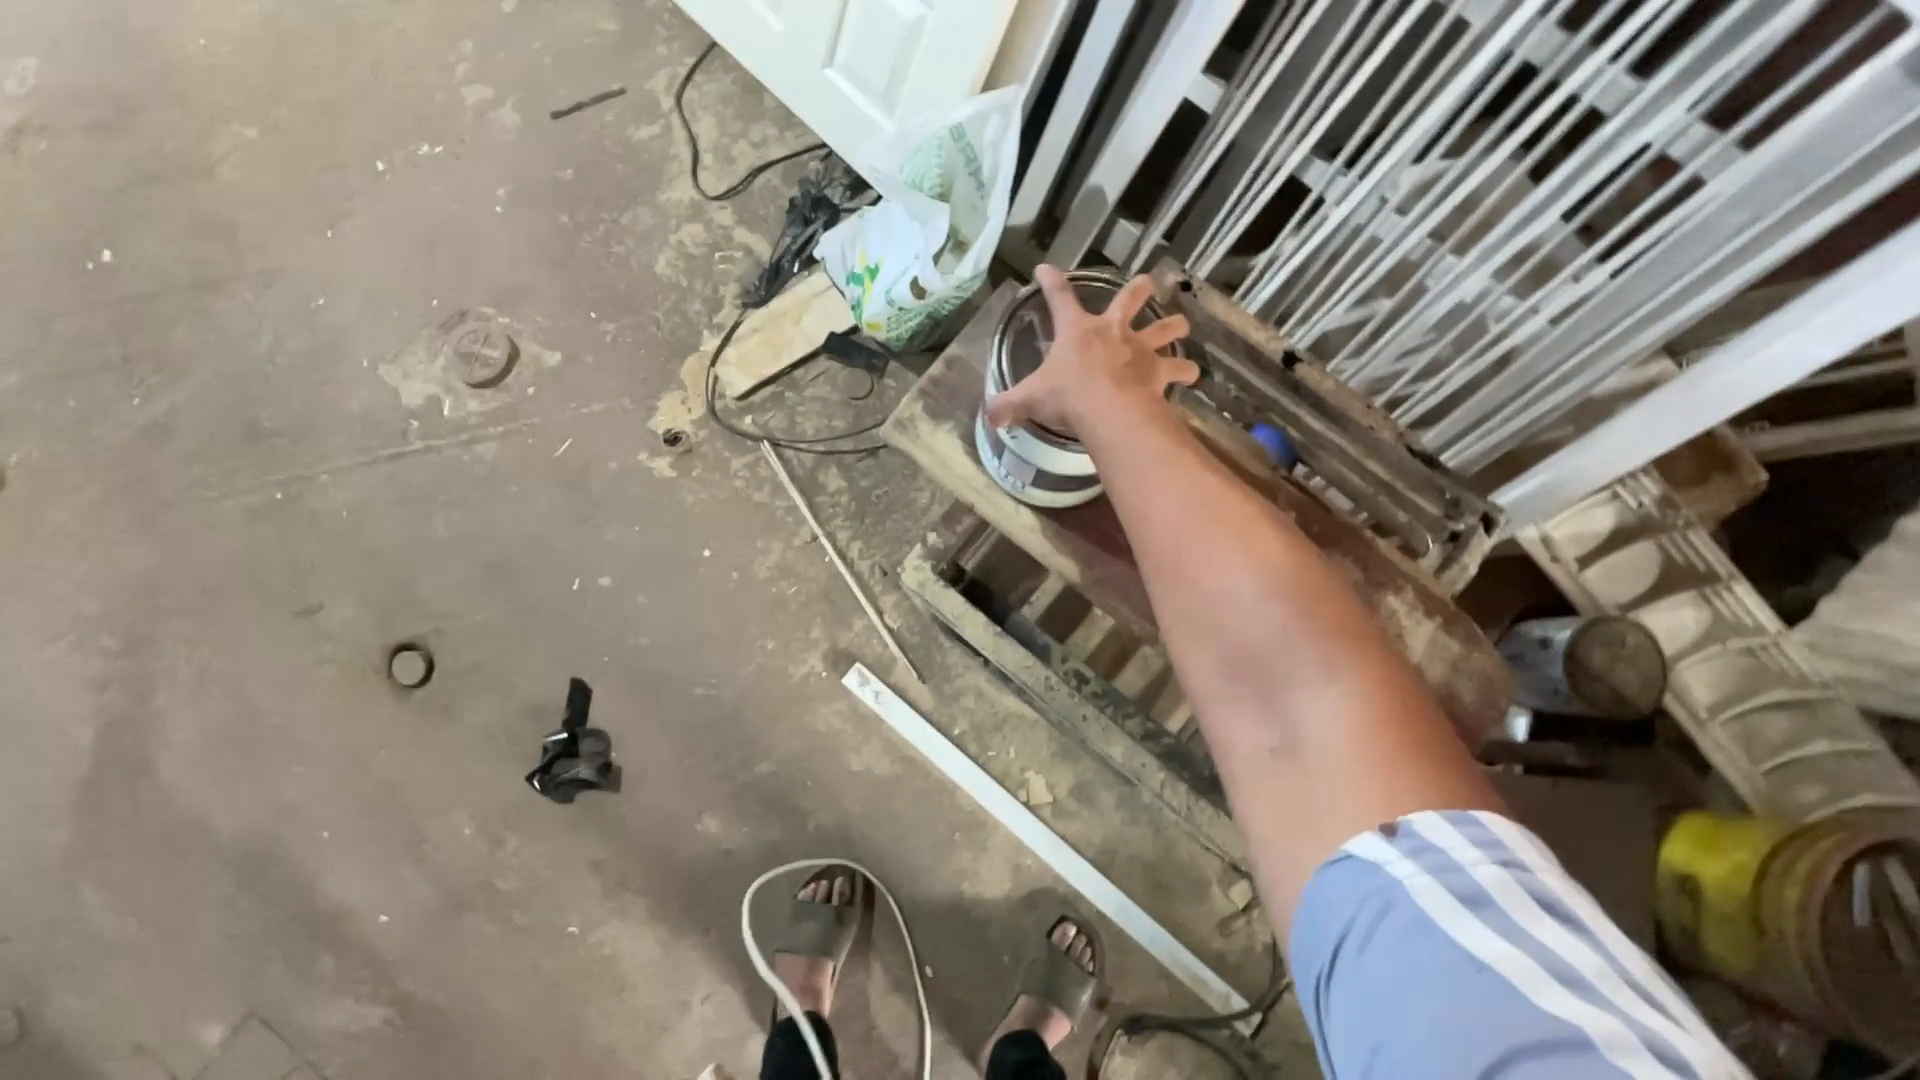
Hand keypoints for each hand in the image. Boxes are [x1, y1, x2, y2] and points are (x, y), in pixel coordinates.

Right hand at [985, 264, 1199, 435]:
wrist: (1109, 410)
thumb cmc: (1068, 396)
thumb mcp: (1031, 399)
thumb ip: (1008, 404)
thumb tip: (988, 414)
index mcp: (1077, 330)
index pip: (1058, 297)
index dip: (1050, 281)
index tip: (1045, 268)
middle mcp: (1113, 330)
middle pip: (1131, 298)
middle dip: (1140, 290)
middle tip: (1148, 284)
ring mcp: (1140, 349)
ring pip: (1166, 328)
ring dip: (1175, 326)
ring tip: (1182, 326)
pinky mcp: (1160, 371)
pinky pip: (1180, 369)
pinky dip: (1188, 372)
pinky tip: (1194, 376)